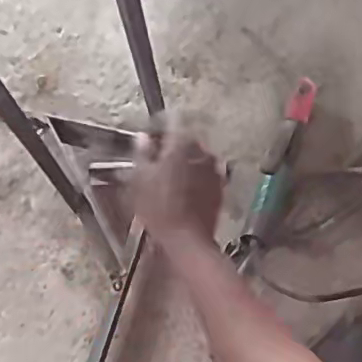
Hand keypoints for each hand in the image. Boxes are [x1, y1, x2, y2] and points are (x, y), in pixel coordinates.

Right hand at [128, 126, 221, 246]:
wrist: (187, 240)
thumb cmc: (158, 210)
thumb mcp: (140, 181)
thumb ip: (142, 155)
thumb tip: (142, 137)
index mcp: (181, 145)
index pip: (173, 122)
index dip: (160, 126)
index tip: (151, 135)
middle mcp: (202, 152)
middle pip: (188, 139)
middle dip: (174, 145)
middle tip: (158, 159)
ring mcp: (215, 170)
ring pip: (199, 157)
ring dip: (187, 161)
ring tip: (172, 176)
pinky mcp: (221, 188)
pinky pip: (207, 174)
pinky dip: (197, 176)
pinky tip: (186, 189)